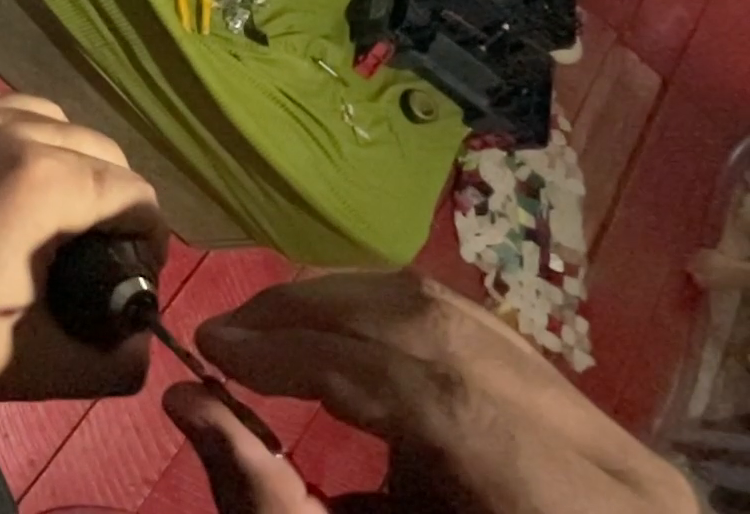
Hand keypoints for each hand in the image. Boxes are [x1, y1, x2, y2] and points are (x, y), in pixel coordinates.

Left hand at [0, 86, 163, 402]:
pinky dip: (14, 130)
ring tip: (46, 208)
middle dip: (110, 194)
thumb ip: (106, 362)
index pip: (131, 190)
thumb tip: (142, 347)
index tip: (129, 272)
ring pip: (45, 116)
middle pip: (95, 146)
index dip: (146, 235)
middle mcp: (6, 125)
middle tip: (92, 247)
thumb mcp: (22, 366)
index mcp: (39, 179)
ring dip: (63, 156)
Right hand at [164, 272, 695, 513]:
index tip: (211, 348)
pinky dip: (369, 316)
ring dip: (331, 305)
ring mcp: (603, 424)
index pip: (428, 396)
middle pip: (434, 329)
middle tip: (225, 330)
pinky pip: (458, 325)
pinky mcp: (571, 405)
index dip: (306, 359)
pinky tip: (318, 336)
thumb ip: (267, 496)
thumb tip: (183, 396)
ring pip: (443, 310)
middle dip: (307, 314)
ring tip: (258, 328)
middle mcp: (617, 459)